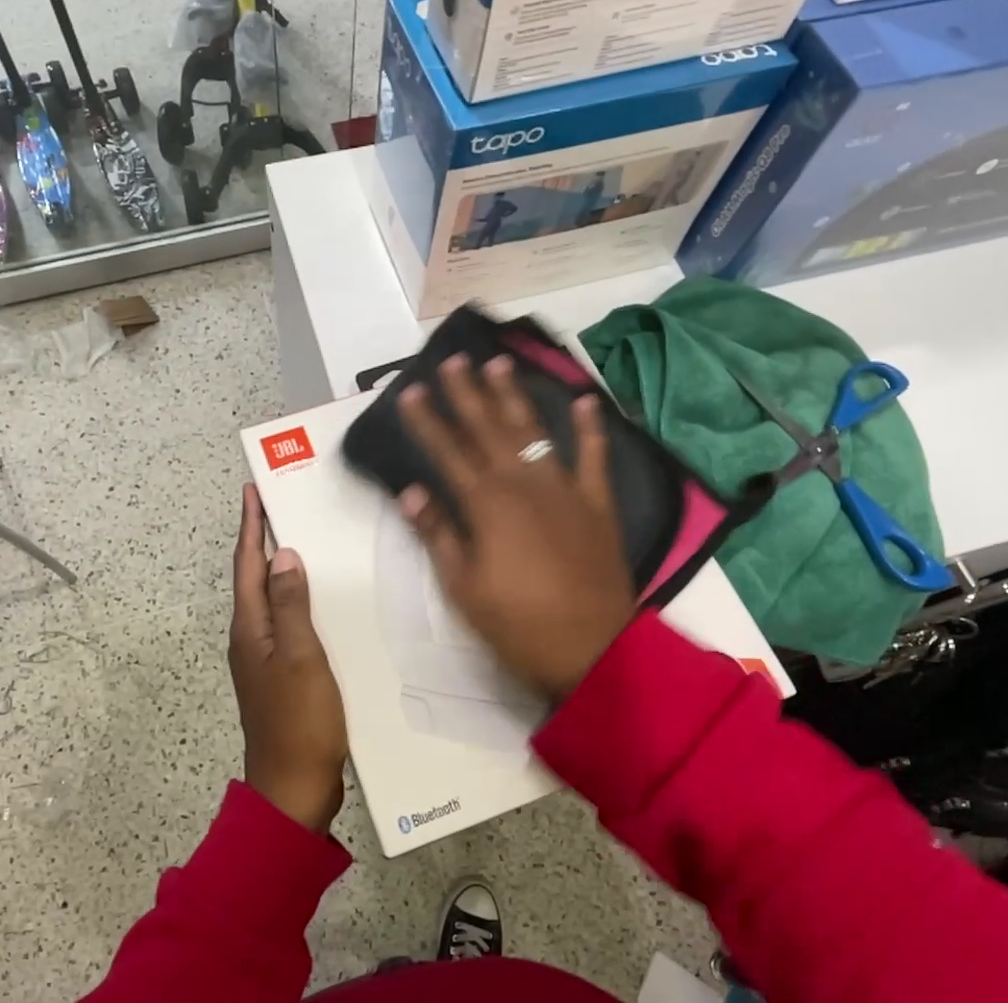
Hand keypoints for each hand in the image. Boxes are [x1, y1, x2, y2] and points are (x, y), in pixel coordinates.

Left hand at [229, 483, 348, 832]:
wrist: (293, 790)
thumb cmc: (299, 722)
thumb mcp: (301, 657)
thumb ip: (292, 605)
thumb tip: (283, 555)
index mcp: (250, 628)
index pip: (248, 564)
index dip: (250, 526)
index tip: (252, 489)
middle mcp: (250, 638)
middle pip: (256, 578)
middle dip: (264, 540)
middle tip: (282, 506)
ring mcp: (264, 659)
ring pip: (272, 601)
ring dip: (282, 570)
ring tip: (305, 541)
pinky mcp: (282, 677)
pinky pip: (287, 624)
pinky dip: (298, 601)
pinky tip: (321, 600)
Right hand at [398, 354, 635, 700]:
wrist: (592, 648)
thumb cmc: (517, 623)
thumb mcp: (463, 587)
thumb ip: (438, 534)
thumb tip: (410, 492)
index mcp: (487, 505)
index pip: (448, 453)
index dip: (427, 422)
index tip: (410, 392)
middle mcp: (524, 484)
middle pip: (489, 430)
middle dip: (468, 394)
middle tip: (454, 360)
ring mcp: (565, 489)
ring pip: (534, 432)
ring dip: (515, 397)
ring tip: (499, 365)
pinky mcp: (597, 503)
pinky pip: (594, 457)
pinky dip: (591, 428)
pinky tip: (585, 400)